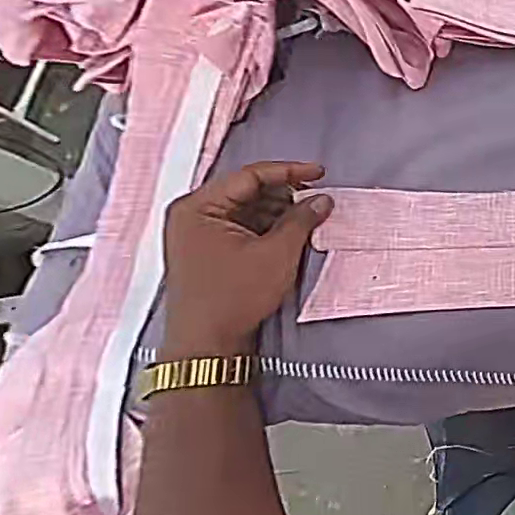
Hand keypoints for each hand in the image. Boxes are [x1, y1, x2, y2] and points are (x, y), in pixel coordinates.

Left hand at [160, 160, 331, 357]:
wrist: (208, 343)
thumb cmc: (234, 297)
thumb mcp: (276, 254)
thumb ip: (302, 220)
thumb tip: (322, 200)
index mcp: (198, 207)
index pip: (249, 176)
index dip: (289, 172)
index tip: (318, 173)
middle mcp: (193, 214)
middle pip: (247, 191)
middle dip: (285, 195)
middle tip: (317, 200)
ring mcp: (198, 233)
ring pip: (248, 209)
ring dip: (280, 212)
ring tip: (309, 220)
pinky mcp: (209, 249)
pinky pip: (243, 226)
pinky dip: (269, 227)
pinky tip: (292, 234)